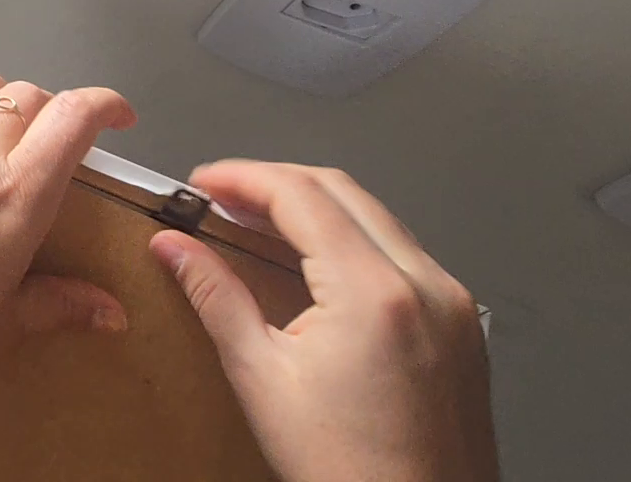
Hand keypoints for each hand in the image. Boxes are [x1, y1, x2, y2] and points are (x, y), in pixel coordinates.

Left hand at [0, 41, 137, 409]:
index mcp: (16, 192)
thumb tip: (113, 313)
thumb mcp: (6, 323)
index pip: (72, 117)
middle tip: (51, 142)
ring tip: (1, 111)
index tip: (116, 116)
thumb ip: (63, 304)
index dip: (104, 105)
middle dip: (51, 109)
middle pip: (26, 94)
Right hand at [150, 161, 498, 481]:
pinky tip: (305, 251)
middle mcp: (425, 286)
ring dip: (307, 200)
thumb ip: (213, 293)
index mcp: (373, 293)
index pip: (299, 194)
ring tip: (252, 216)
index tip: (200, 184)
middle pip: (337, 188)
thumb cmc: (347, 469)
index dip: (241, 177)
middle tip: (220, 194)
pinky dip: (342, 229)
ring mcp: (451, 305)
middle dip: (270, 180)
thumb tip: (172, 245)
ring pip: (369, 211)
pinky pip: (394, 245)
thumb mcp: (259, 374)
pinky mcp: (458, 325)